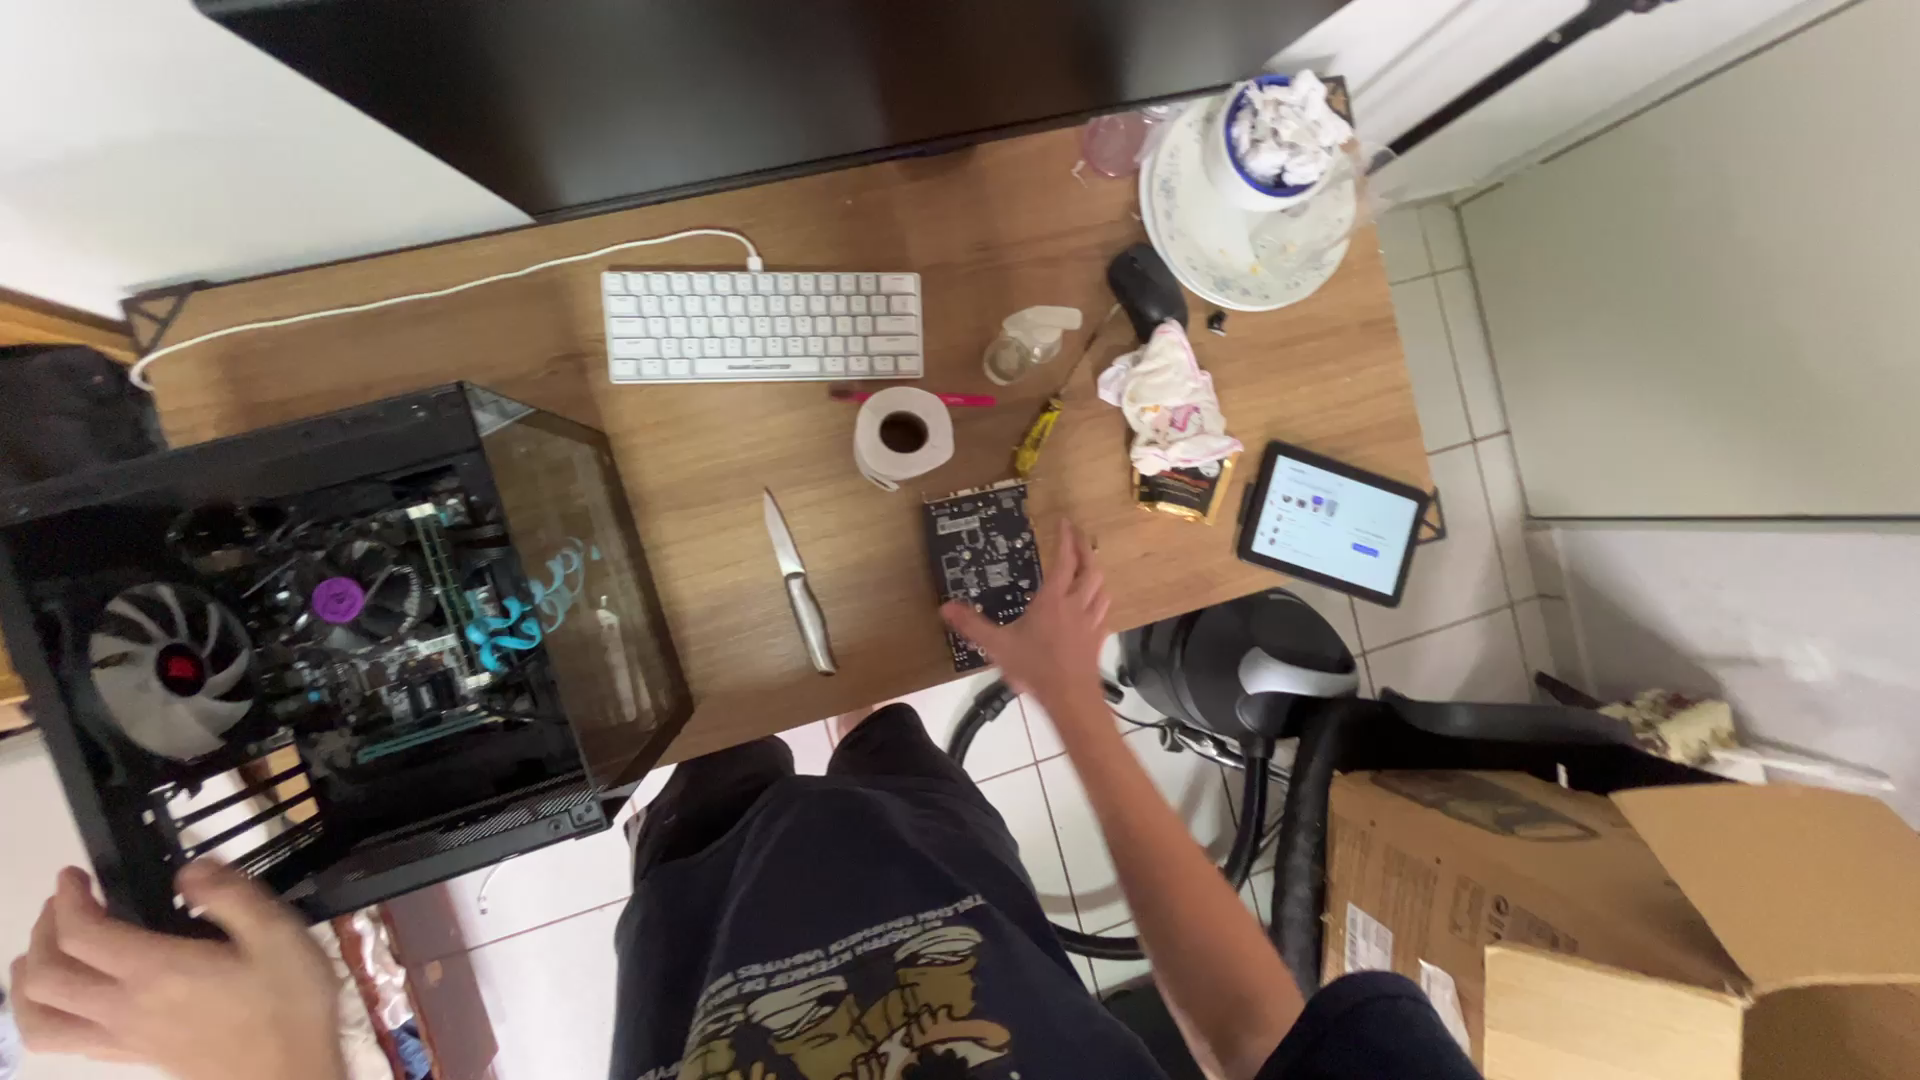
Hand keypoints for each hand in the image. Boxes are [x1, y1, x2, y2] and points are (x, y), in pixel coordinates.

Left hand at [8, 862, 344, 1079]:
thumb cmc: (287, 996)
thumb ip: (233, 897)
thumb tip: (191, 869)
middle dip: (43, 933)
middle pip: (45, 975)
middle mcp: (121, 1005)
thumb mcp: (278, 933)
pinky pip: (58, 1039)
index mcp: (156, 970)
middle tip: (65, 903)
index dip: (69, 900)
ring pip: (35, 1016)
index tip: (75, 874)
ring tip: (38, 955)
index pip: (84, 935)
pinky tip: (67, 1003)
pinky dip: (41, 1015)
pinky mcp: (128, 1054)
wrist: (284, 1068)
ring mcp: (119, 1036)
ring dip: (24, 981)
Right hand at [942, 521, 1109, 710]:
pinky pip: (1103, 612)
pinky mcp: (1097, 639)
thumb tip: (946, 608)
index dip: (1067, 538)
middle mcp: (1076, 605)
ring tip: (1088, 568)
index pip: (1065, 559)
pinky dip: (1099, 602)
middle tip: (1078, 538)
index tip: (1066, 523)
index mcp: (1053, 599)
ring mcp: (1091, 622)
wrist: (1071, 698)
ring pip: (1101, 589)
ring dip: (1095, 574)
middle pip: (1090, 568)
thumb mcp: (998, 646)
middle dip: (1085, 549)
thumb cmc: (1036, 669)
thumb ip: (972, 625)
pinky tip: (1094, 607)